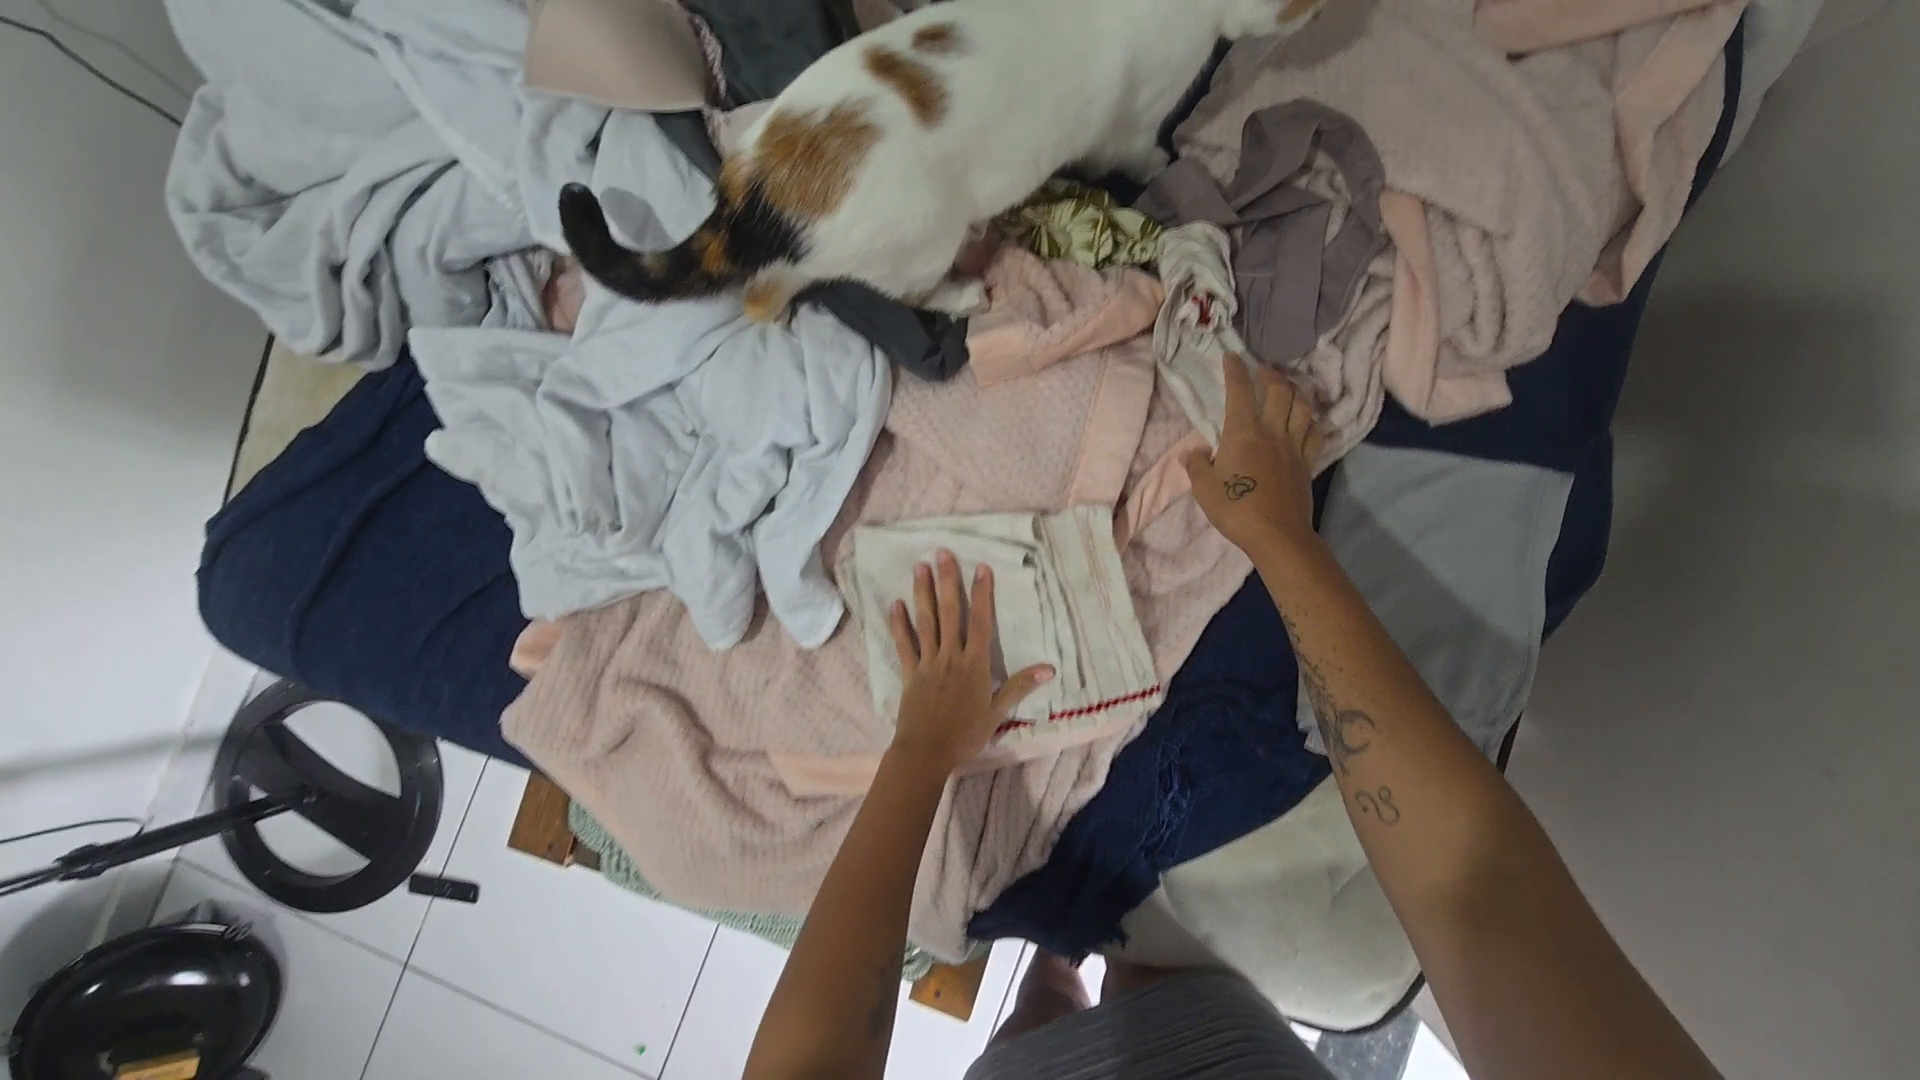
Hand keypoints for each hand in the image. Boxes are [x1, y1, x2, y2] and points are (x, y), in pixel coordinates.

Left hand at [888, 551, 1053, 773]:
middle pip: (949, 612)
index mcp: (974, 664)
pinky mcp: (909, 673)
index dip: (982, 593)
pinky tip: (895, 604)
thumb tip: (1049, 668)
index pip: (981, 622)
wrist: (927, 752)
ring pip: (925, 621)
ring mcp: (928, 662)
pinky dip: (899, 624)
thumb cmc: (965, 734)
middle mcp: (950, 656)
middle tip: (942, 553)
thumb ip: (1019, 686)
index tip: (982, 567)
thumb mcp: (998, 712)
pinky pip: (904, 644)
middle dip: (947, 581)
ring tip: (919, 567)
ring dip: (922, 593)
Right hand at [1183, 356, 1325, 556]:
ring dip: (1294, 391)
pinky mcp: (1307, 462)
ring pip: (1302, 406)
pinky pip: (1315, 432)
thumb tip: (1191, 453)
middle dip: (1270, 374)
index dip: (1235, 371)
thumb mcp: (1203, 488)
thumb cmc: (1235, 509)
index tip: (1231, 357)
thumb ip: (1196, 466)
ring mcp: (1294, 446)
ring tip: (1287, 388)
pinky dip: (1311, 420)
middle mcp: (1272, 431)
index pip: (1240, 391)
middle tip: (1262, 369)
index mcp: (1242, 432)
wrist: (1276, 534)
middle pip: (1279, 391)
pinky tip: (1307, 420)